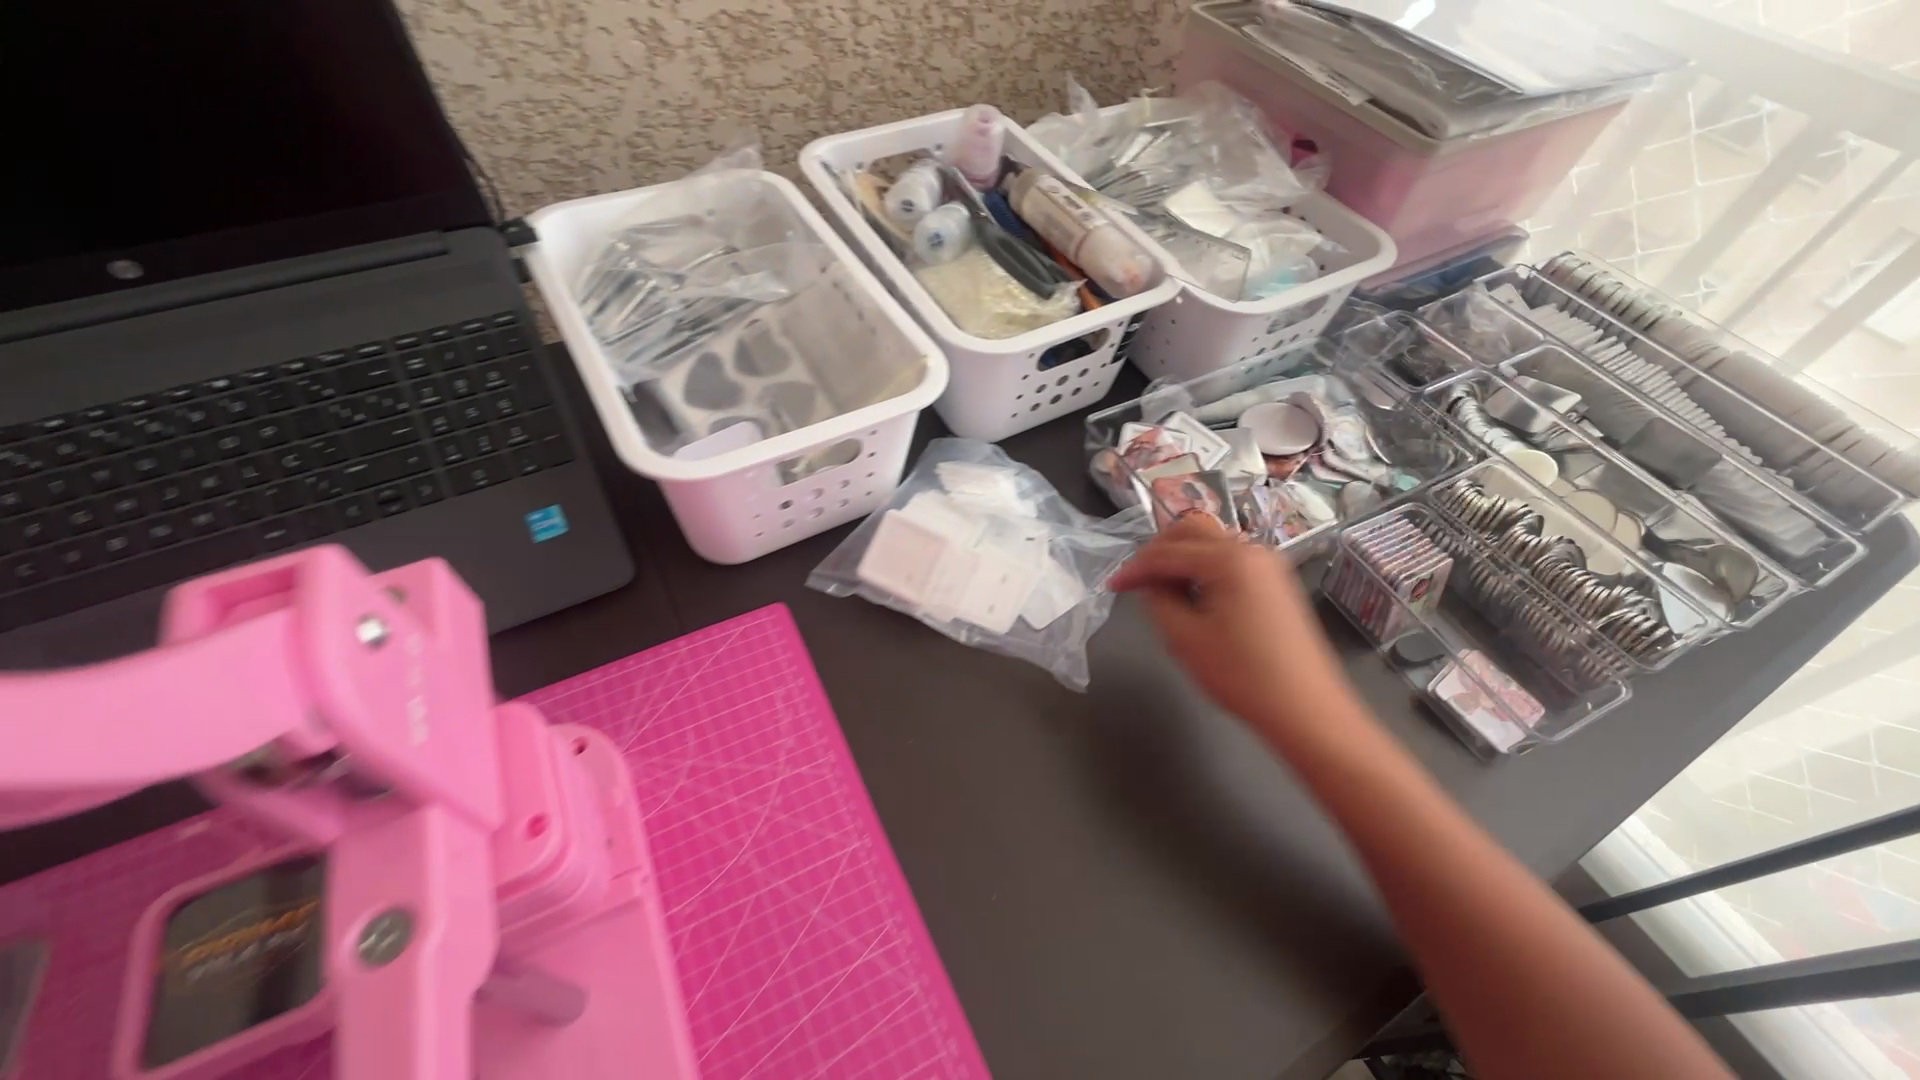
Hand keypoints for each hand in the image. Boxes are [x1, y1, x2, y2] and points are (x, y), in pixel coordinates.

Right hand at [1110, 515, 1358, 736]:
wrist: (1305, 708)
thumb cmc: (1242, 675)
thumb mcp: (1185, 639)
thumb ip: (1158, 600)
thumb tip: (1149, 584)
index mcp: (1229, 559)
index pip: (1167, 552)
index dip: (1135, 568)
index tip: (1112, 586)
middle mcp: (1251, 549)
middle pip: (1192, 530)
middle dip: (1158, 550)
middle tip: (1136, 580)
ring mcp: (1268, 564)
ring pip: (1212, 543)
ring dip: (1181, 557)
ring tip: (1160, 590)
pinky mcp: (1275, 582)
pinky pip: (1230, 559)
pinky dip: (1203, 568)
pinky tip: (1192, 596)